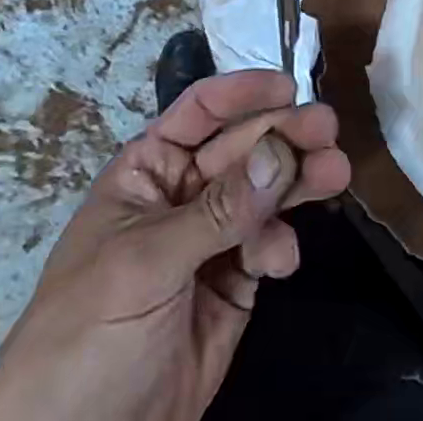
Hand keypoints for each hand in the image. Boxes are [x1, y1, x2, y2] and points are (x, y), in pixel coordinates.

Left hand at [0, 70, 350, 420]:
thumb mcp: (145, 265)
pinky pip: (269, 244)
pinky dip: (280, 247)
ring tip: (336, 176)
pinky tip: (280, 264)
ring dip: (299, 183)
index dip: (241, 94)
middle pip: (245, 149)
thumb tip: (281, 153)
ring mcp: (214, 237)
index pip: (199, 114)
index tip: (288, 86)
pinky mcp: (237, 280)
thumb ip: (218, 210)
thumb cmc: (86, 336)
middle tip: (329, 131)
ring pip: (267, 192)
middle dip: (285, 137)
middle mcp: (185, 194)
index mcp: (148, 172)